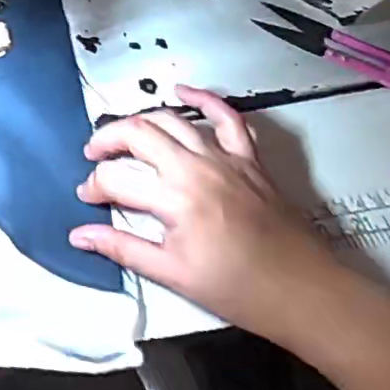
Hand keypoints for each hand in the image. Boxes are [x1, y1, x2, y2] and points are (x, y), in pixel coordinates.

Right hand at [68, 85, 379, 350]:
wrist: (310, 296)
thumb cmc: (242, 290)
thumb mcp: (172, 275)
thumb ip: (122, 248)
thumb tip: (79, 236)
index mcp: (177, 200)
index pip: (115, 178)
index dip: (93, 186)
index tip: (89, 198)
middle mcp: (198, 170)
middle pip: (137, 133)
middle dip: (106, 141)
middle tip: (94, 156)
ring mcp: (226, 160)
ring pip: (171, 120)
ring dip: (139, 122)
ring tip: (123, 136)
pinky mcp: (250, 161)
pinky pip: (228, 119)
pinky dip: (205, 100)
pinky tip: (183, 93)